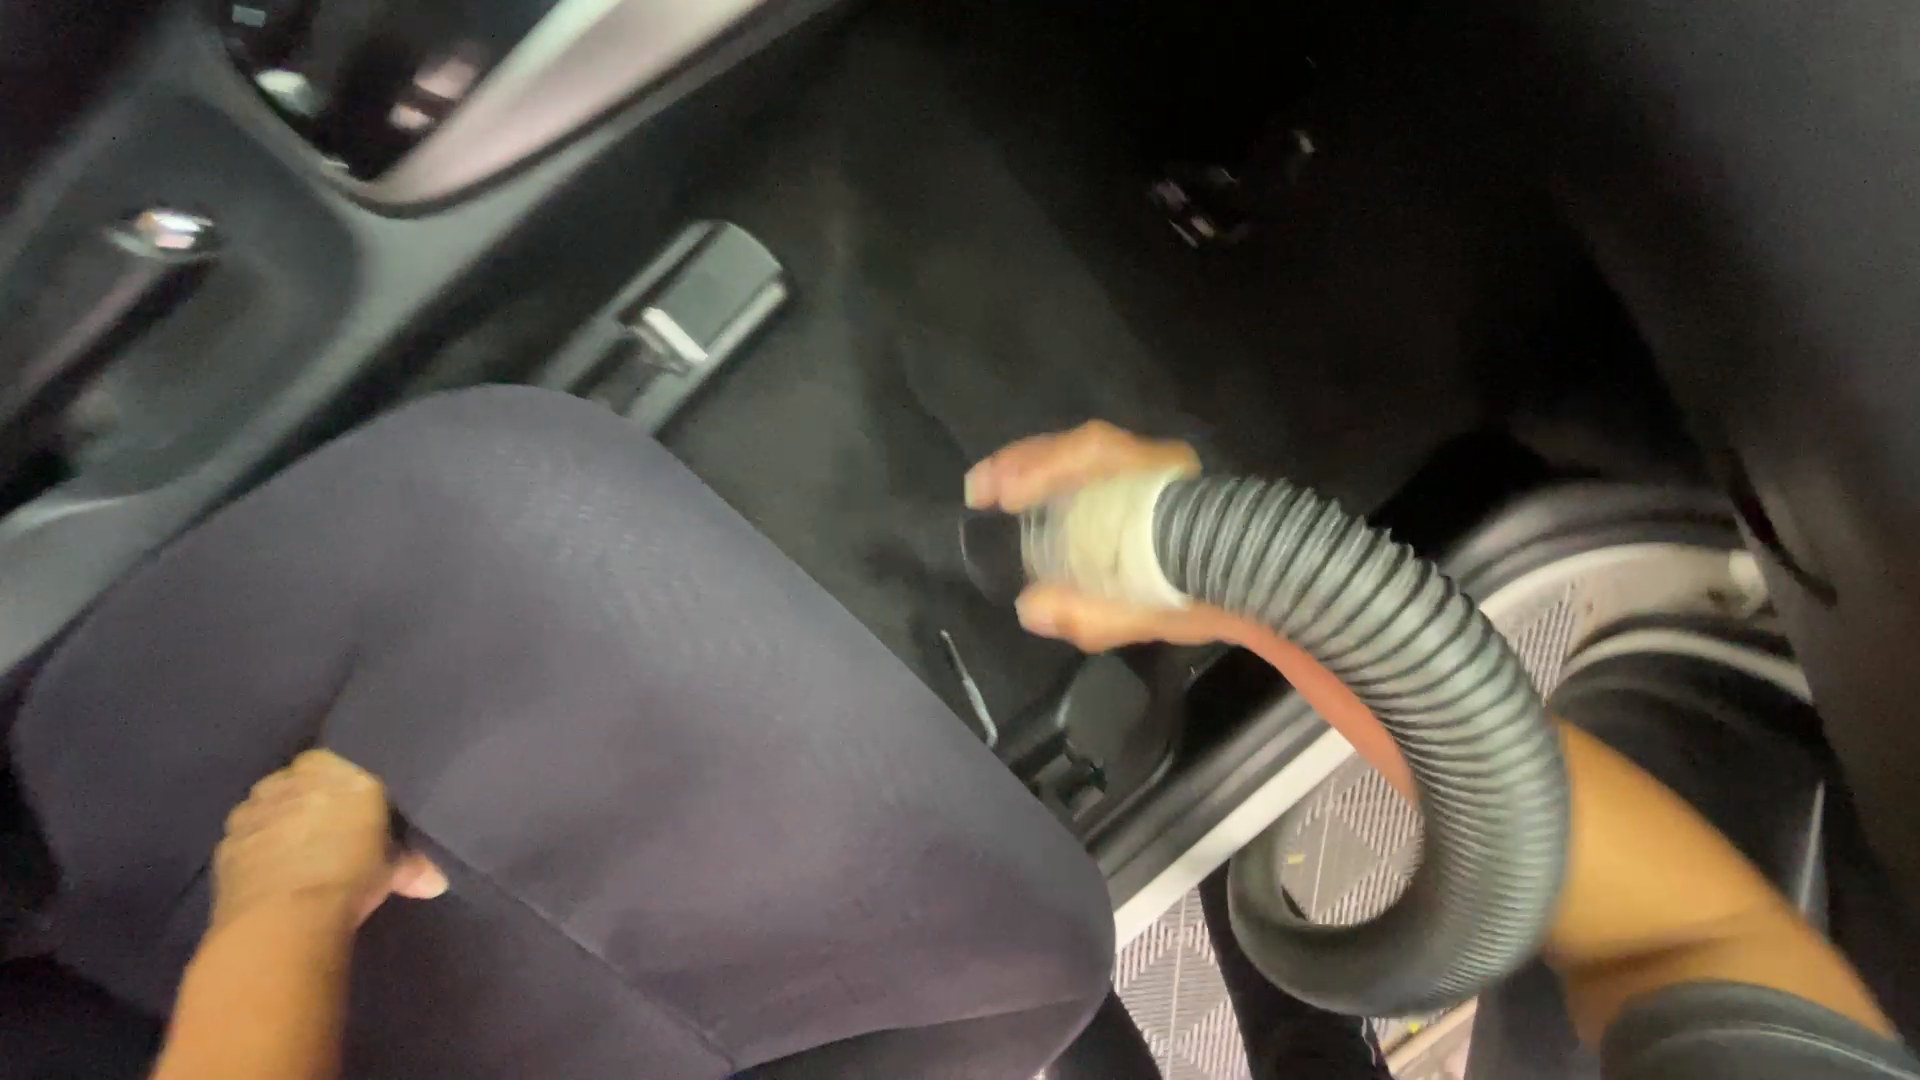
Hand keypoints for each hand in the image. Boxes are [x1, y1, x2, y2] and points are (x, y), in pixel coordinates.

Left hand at [211, 750, 445, 932]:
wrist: (283, 919)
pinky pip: (245, 833)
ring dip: (280, 815)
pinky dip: (257, 843)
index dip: (347, 777)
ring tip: (297, 842)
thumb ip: (411, 865)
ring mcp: (253, 811)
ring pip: (268, 801)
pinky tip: (271, 864)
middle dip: (310, 792)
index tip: (358, 796)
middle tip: (331, 819)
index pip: (340, 756)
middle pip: (300, 776)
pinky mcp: (224, 844)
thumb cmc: (352, 874)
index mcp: (342, 772)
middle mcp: (295, 781)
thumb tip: (436, 882)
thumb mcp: (394, 868)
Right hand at [968, 421, 1416, 796]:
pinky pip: (1102, 465)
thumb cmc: (1204, 594)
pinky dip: (1063, 474)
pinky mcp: (1157, 480)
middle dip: (1025, 462)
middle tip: (980, 485)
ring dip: (1040, 465)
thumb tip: (1030, 608)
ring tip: (1001, 488)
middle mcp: (1150, 464)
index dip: (1037, 468)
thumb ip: (1087, 612)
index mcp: (1147, 487)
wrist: (1269, 584)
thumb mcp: (1145, 612)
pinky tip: (1044, 496)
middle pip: (1082, 446)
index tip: (995, 492)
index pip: (1087, 457)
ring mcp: (1156, 467)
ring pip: (1091, 451)